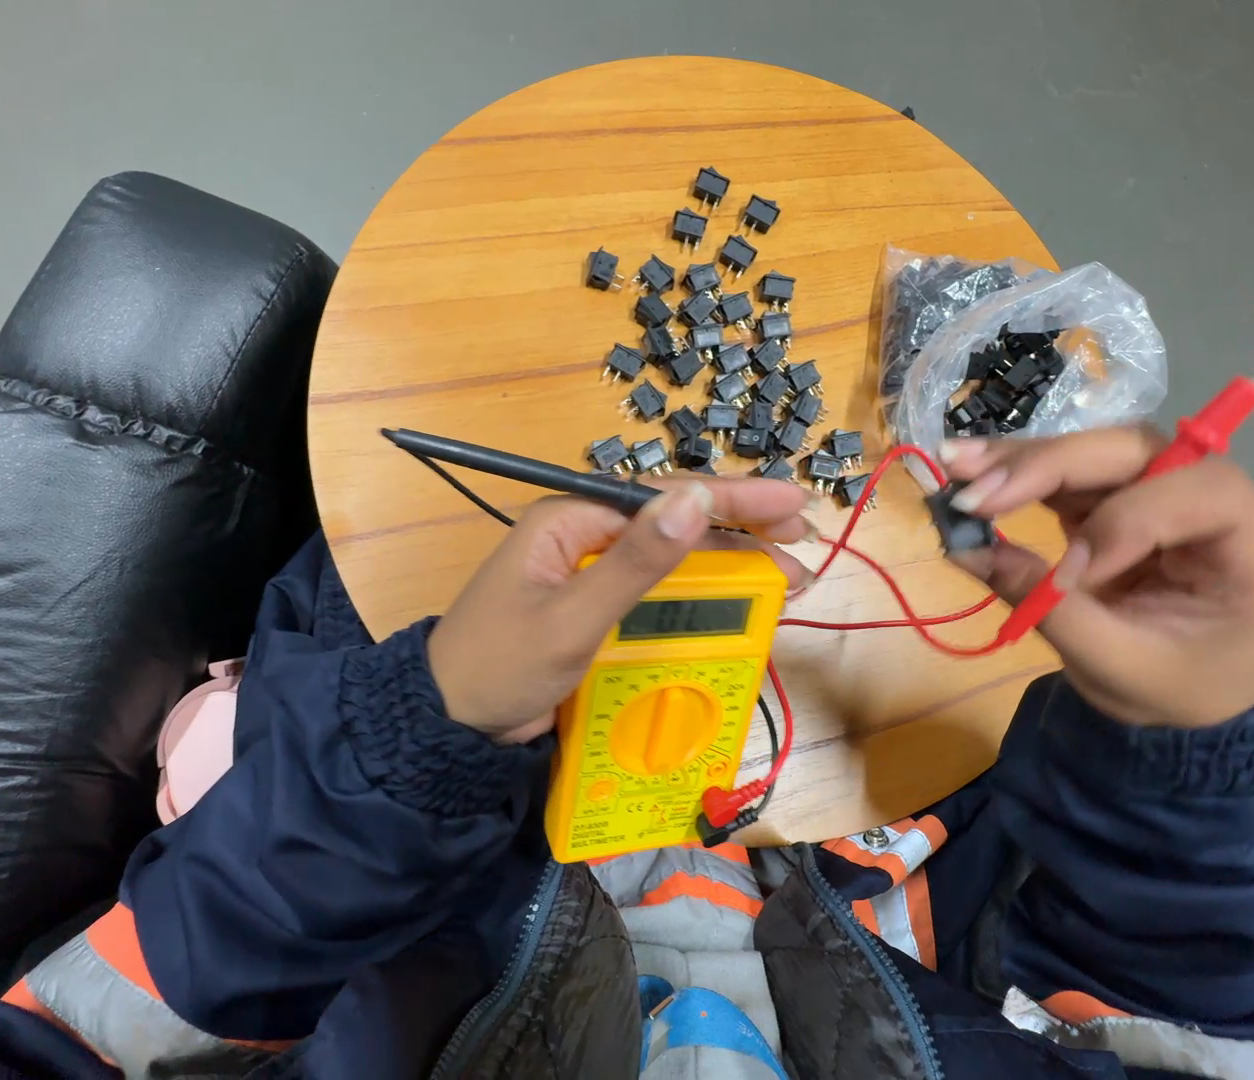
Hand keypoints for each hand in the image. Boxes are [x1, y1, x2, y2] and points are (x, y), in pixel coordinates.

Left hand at [427, 478, 813, 741]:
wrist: (452, 726)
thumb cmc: (502, 666)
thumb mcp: (572, 617)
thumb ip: (636, 562)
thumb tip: (696, 498)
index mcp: (571, 519)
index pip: (664, 498)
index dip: (733, 497)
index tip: (792, 501)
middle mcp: (585, 535)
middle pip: (673, 522)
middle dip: (740, 527)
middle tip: (801, 538)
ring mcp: (591, 571)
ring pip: (671, 556)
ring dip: (727, 561)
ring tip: (786, 572)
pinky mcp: (596, 606)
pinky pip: (655, 590)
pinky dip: (697, 593)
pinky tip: (735, 599)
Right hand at [940, 428, 1253, 729]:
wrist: (1174, 697)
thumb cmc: (1167, 688)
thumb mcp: (1112, 661)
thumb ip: (1047, 605)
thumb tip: (967, 551)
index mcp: (1244, 548)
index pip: (1201, 491)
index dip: (1131, 518)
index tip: (1075, 572)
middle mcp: (1203, 502)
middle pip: (1133, 452)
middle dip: (1051, 467)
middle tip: (976, 493)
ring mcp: (1150, 495)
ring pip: (1089, 451)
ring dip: (1019, 459)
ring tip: (954, 465)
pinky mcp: (1106, 501)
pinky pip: (1059, 473)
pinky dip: (1011, 470)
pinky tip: (964, 468)